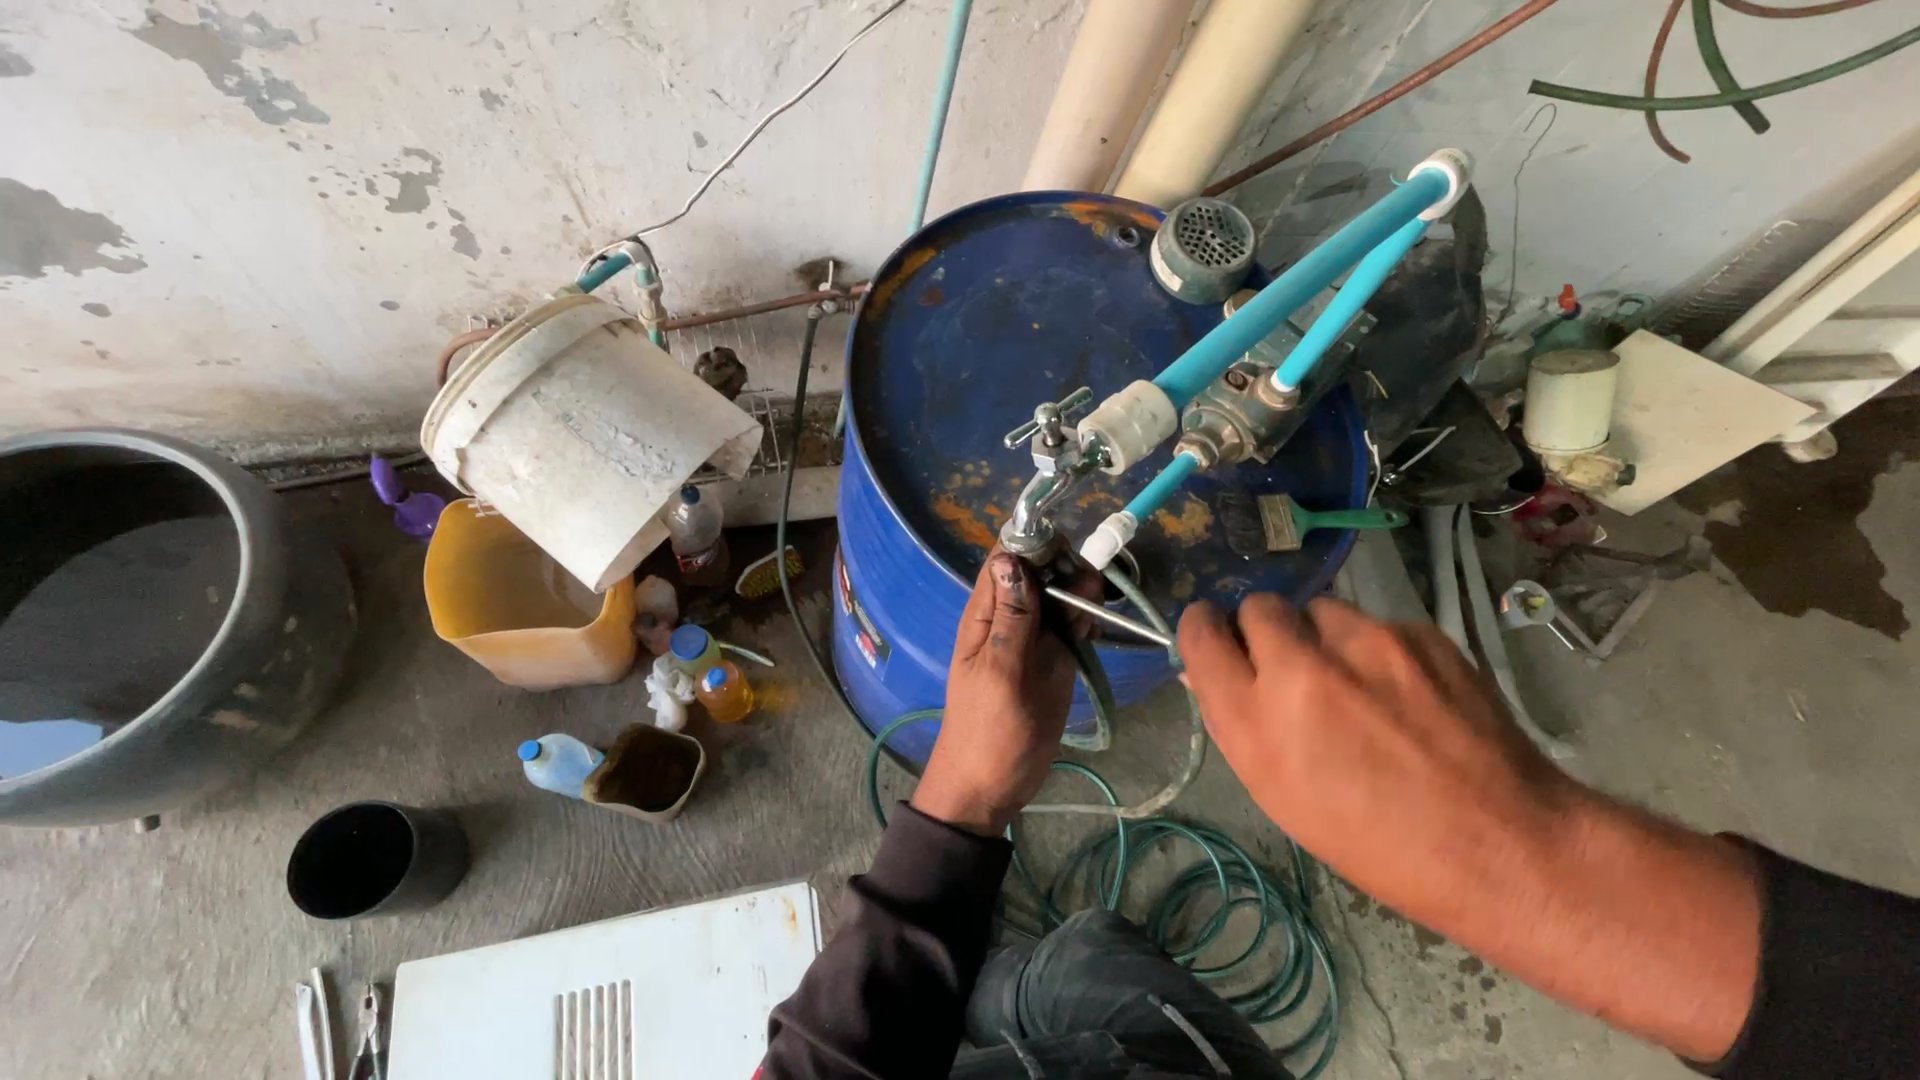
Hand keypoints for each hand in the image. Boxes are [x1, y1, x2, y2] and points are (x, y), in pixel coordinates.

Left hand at [912, 551, 1095, 835]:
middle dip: (1065, 566)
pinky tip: (1094, 623)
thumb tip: (1011, 558)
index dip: (1033, 543)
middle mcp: (1011, 617)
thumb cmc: (988, 731)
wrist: (991, 784)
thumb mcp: (999, 672)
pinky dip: (1085, 617)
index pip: (1005, 558)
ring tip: (1096, 602)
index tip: (1065, 548)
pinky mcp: (1055, 658)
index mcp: (986, 613)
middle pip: (1039, 571)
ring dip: (1079, 590)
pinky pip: (1071, 624)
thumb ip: (1011, 618)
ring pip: (1059, 595)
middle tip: (1090, 584)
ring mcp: (1035, 637)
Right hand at [1178, 594, 1573, 908]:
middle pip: (1258, 606)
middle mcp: (1302, 668)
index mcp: (1256, 719)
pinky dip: (1377, 650)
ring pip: (1319, 609)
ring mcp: (1367, 643)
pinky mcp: (1421, 634)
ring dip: (1322, 636)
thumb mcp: (1279, 792)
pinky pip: (1376, 624)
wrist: (1504, 845)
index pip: (1200, 633)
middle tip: (1294, 668)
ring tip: (1358, 684)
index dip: (1204, 630)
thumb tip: (1210, 671)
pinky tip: (1407, 694)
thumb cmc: (1374, 840)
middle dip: (1266, 630)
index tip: (1219, 640)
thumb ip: (1237, 721)